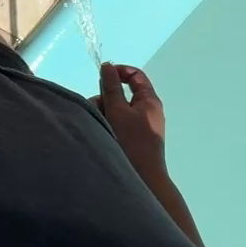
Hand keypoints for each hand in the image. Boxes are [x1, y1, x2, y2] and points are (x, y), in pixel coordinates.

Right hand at [94, 63, 167, 177]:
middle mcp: (146, 111)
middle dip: (106, 97)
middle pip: (123, 93)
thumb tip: (107, 66)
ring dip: (104, 111)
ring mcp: (140, 126)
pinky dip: (107, 123)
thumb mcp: (118, 111)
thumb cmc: (131, 142)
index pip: (135, 76)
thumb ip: (111, 87)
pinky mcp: (133, 139)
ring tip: (97, 123)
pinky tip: (100, 131)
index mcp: (149, 101)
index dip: (119, 72)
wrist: (142, 180)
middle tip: (96, 107)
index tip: (102, 76)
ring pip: (117, 109)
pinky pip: (117, 123)